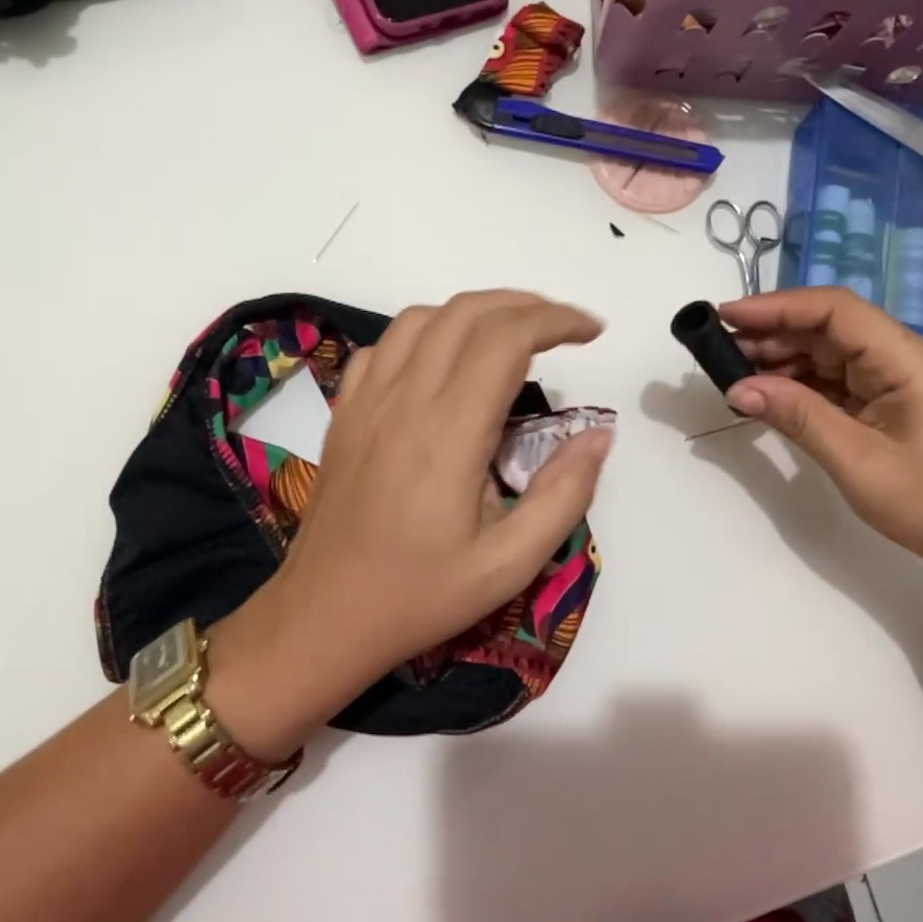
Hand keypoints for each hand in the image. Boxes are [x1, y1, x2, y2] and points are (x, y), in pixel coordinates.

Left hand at [204, 291, 613, 759]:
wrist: (323, 616)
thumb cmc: (420, 595)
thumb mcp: (509, 564)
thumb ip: (563, 495)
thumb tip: (599, 435)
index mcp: (449, 433)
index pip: (506, 338)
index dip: (555, 319)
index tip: (592, 332)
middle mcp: (404, 400)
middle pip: (466, 313)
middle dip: (524, 305)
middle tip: (564, 328)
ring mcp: (366, 401)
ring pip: (422, 319)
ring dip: (475, 312)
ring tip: (512, 336)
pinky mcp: (344, 413)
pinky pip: (384, 346)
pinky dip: (426, 334)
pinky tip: (443, 364)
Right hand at [719, 288, 922, 577]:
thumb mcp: (856, 462)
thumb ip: (797, 417)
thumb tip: (736, 388)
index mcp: (912, 361)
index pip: (838, 311)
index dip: (779, 307)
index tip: (727, 315)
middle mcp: (909, 356)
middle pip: (832, 327)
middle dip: (774, 333)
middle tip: (720, 350)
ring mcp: (903, 376)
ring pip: (832, 351)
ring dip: (784, 358)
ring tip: (736, 372)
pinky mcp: (895, 397)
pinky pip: (841, 377)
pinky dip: (803, 382)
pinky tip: (770, 391)